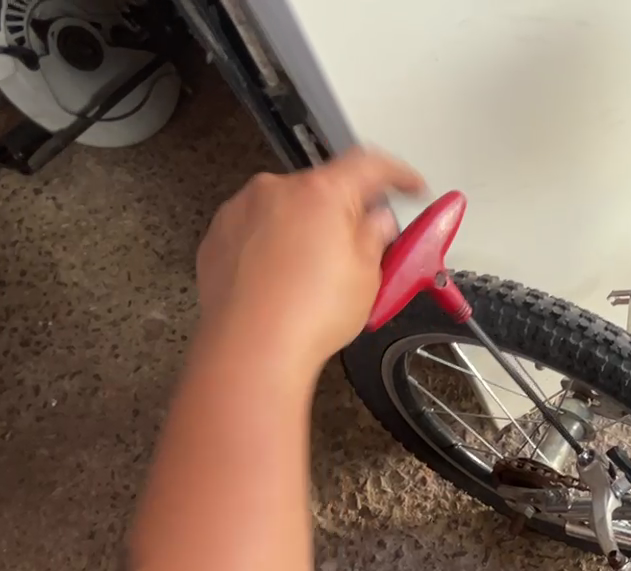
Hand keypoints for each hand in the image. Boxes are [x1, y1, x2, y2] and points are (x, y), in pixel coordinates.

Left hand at [194, 148, 424, 386]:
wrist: (253, 345)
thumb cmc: (309, 314)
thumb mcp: (369, 276)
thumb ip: (377, 237)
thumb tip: (378, 224)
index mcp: (321, 193)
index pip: (369, 165)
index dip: (397, 174)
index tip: (409, 184)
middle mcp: (277, 191)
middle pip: (325, 190)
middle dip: (348, 216)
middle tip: (366, 252)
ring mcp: (243, 210)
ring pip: (290, 211)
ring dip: (311, 234)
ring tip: (323, 279)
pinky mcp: (221, 235)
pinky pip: (260, 231)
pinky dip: (279, 249)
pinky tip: (291, 283)